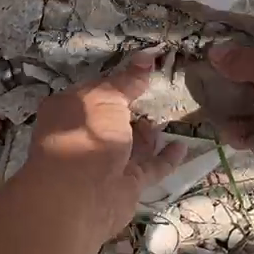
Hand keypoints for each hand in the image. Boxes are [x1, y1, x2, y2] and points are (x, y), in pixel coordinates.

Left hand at [17, 52, 188, 245]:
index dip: (119, 82)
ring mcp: (105, 162)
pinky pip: (149, 167)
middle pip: (114, 119)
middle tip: (161, 95)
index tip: (145, 71)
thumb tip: (146, 57)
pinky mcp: (125, 184)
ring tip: (172, 117)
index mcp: (71, 110)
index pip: (97, 91)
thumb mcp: (106, 97)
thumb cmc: (85, 134)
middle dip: (135, 109)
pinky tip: (182, 145)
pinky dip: (166, 157)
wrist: (77, 196)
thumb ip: (128, 80)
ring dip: (150, 134)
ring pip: (132, 144)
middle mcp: (85, 135)